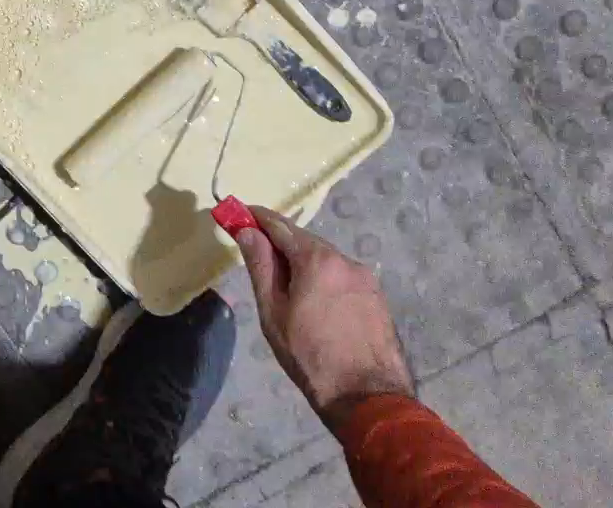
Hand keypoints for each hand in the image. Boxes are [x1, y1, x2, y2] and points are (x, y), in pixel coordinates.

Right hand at [230, 204, 413, 418]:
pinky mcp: (376, 297)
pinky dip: (322, 276)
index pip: (279, 225)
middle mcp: (344, 260)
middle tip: (254, 252)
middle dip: (277, 241)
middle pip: (303, 240)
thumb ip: (260, 265)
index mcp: (317, 259)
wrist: (369, 399)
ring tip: (284, 284)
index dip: (254, 217)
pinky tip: (313, 299)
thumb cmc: (309, 354)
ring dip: (301, 260)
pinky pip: (340, 275)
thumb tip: (246, 230)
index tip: (235, 213)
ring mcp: (365, 278)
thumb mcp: (273, 310)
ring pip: (324, 257)